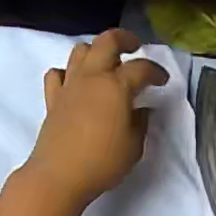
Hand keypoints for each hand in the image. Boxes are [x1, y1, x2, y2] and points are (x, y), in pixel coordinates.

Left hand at [26, 28, 168, 205]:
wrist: (59, 176)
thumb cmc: (102, 163)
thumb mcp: (134, 147)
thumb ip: (140, 123)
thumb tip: (141, 110)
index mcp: (117, 86)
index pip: (142, 68)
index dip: (156, 71)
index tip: (163, 81)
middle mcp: (92, 77)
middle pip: (108, 41)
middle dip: (124, 39)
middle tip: (135, 46)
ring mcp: (69, 86)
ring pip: (80, 51)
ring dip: (96, 51)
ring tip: (105, 64)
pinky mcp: (52, 100)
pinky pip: (57, 75)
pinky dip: (66, 73)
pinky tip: (74, 83)